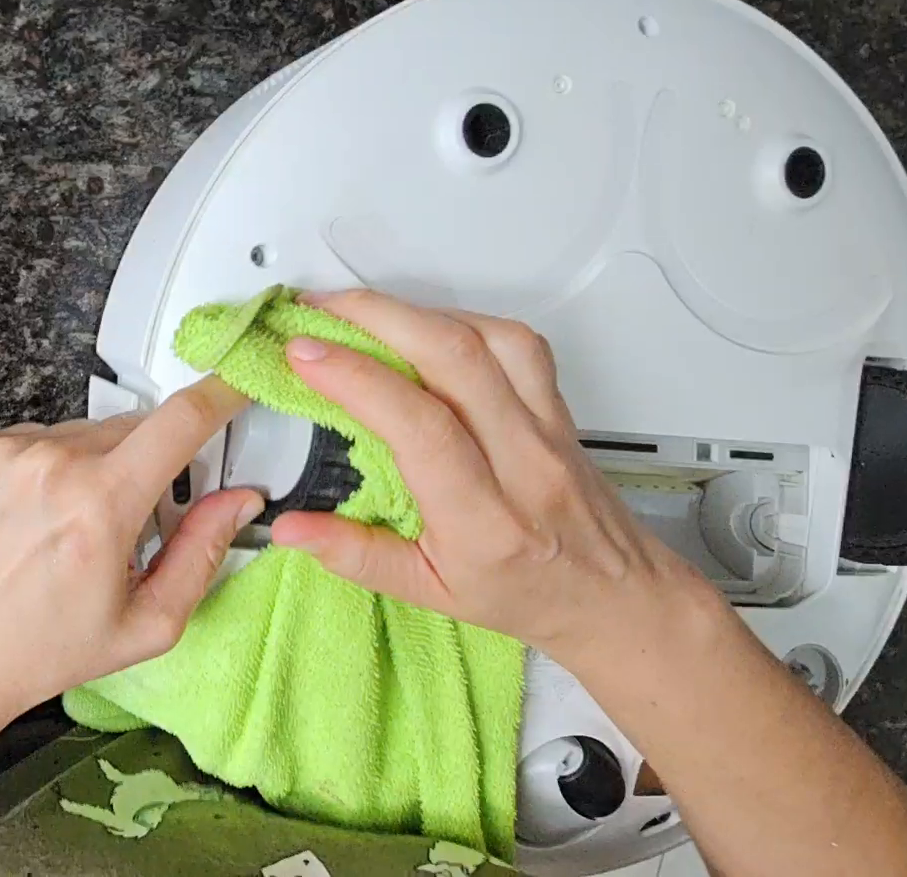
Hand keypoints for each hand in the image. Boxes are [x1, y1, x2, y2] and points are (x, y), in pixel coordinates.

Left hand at [0, 378, 259, 726]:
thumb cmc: (46, 645)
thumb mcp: (148, 621)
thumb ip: (204, 551)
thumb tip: (240, 500)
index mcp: (100, 505)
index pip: (179, 421)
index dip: (218, 396)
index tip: (233, 386)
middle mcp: (52, 463)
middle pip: (134, 428)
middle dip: (148, 462)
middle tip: (128, 519)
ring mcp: (9, 450)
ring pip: (86, 431)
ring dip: (96, 464)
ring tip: (70, 523)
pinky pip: (41, 435)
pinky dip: (52, 463)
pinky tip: (37, 512)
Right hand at [269, 290, 717, 666]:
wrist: (619, 598)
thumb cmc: (524, 595)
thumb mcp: (427, 594)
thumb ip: (353, 555)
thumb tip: (287, 527)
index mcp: (485, 521)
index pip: (420, 426)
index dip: (356, 378)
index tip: (304, 353)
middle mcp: (525, 463)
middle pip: (455, 358)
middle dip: (374, 317)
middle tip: (317, 309)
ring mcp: (549, 426)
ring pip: (489, 338)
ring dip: (414, 311)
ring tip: (359, 309)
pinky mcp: (558, 404)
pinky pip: (515, 341)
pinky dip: (458, 318)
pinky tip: (422, 324)